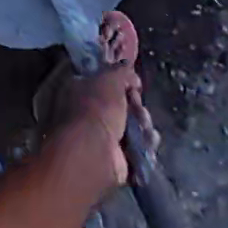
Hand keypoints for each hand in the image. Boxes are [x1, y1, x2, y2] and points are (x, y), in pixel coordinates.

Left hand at [52, 59, 153, 190]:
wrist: (94, 151)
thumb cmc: (96, 108)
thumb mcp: (109, 79)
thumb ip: (121, 72)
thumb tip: (129, 69)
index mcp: (79, 89)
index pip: (105, 83)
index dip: (123, 84)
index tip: (134, 86)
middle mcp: (87, 112)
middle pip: (122, 105)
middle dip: (136, 107)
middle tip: (139, 110)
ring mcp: (100, 136)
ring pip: (132, 126)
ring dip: (143, 126)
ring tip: (144, 128)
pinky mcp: (115, 158)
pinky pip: (136, 147)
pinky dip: (145, 145)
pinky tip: (148, 142)